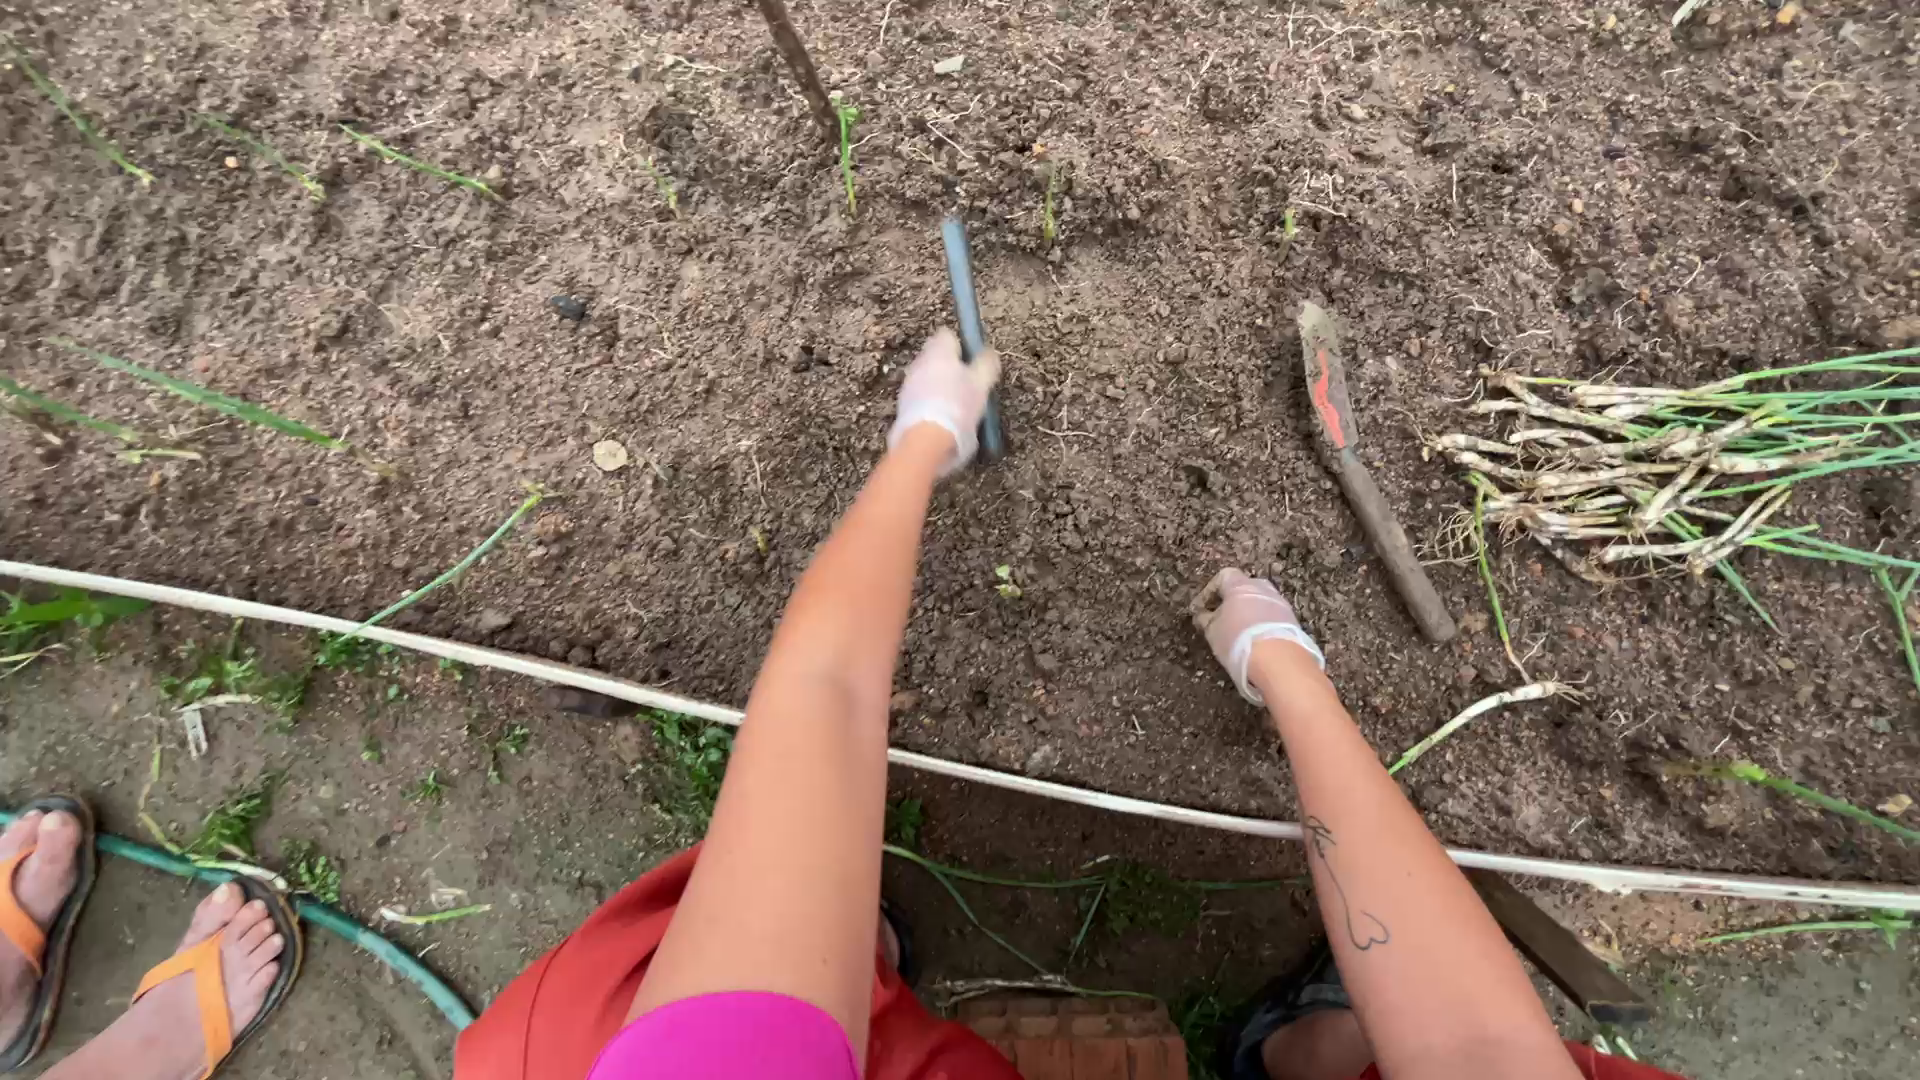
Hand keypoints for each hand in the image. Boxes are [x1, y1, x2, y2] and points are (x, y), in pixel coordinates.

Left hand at [888, 328, 1000, 475]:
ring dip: (940, 388)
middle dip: (950, 369)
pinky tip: (944, 421)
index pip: (947, 335)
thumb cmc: (957, 407)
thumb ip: (986, 364)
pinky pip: (921, 399)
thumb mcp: (982, 384)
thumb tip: (989, 354)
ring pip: (928, 379)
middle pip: (936, 358)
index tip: (972, 361)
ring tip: (958, 408)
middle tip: (968, 386)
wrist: (927, 440)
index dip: (961, 345)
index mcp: (938, 351)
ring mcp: (909, 385)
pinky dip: (932, 405)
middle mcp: (919, 363)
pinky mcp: (903, 407)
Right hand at [1190, 568, 1323, 703]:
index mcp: (1240, 585)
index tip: (1202, 609)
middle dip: (1233, 600)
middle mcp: (1263, 589)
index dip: (1209, 591)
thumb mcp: (1212, 631)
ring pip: (1261, 602)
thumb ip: (1205, 619)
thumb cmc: (1238, 640)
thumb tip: (1203, 615)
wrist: (1279, 661)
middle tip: (1223, 618)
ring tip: (1240, 632)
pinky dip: (1263, 624)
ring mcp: (1281, 604)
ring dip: (1250, 613)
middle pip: (1246, 586)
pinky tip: (1256, 641)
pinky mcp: (1293, 621)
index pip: (1223, 576)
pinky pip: (1273, 616)